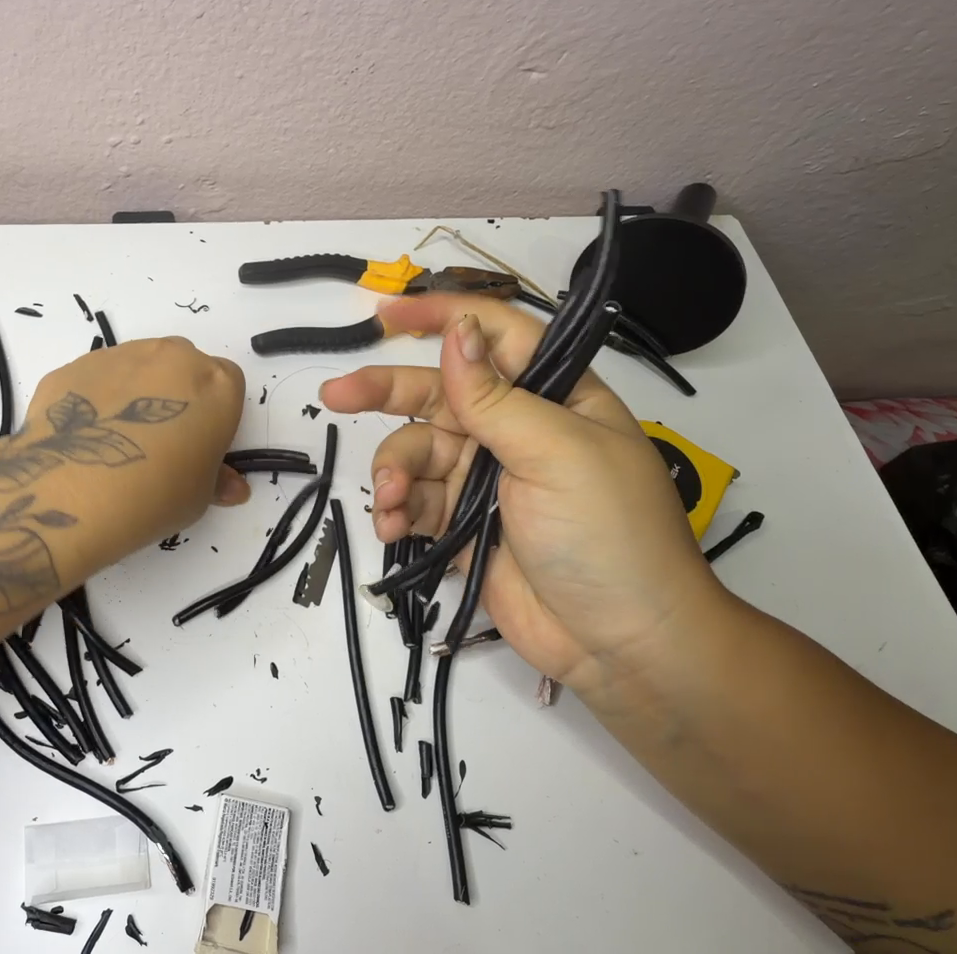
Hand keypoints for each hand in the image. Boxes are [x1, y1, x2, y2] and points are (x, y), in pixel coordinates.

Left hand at [20, 337, 248, 575]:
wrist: (77, 496)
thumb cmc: (156, 497)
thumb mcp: (198, 497)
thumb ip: (217, 479)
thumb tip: (232, 487)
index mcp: (216, 385)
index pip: (228, 382)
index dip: (214, 411)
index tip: (199, 440)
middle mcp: (171, 357)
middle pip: (182, 364)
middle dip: (175, 392)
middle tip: (159, 440)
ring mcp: (119, 355)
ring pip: (135, 365)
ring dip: (133, 390)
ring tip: (114, 439)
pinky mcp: (74, 367)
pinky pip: (94, 379)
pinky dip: (93, 399)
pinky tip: (82, 438)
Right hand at [319, 295, 731, 704]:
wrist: (620, 641)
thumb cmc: (608, 533)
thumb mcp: (557, 452)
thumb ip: (496, 397)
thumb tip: (458, 333)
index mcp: (552, 397)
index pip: (492, 338)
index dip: (441, 320)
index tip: (386, 316)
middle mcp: (514, 429)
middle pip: (436, 393)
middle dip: (384, 393)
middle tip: (336, 395)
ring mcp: (484, 478)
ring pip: (415, 451)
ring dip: (393, 471)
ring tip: (391, 499)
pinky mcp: (462, 524)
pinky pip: (414, 501)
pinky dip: (395, 509)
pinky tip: (392, 525)